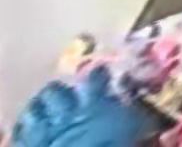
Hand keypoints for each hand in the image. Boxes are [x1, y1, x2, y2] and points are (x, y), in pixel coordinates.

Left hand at [11, 68, 156, 146]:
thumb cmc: (117, 141)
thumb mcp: (135, 119)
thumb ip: (130, 103)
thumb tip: (131, 90)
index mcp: (95, 103)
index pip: (95, 80)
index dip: (96, 72)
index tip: (98, 67)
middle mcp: (68, 113)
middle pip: (56, 95)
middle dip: (55, 89)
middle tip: (56, 84)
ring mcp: (45, 131)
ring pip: (33, 113)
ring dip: (35, 106)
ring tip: (36, 101)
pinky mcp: (30, 145)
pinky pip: (21, 134)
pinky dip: (22, 127)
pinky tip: (23, 124)